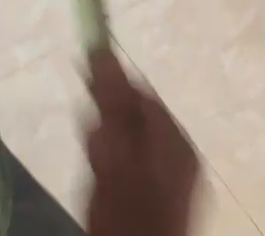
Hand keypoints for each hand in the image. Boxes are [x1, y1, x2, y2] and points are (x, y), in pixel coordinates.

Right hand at [84, 50, 200, 235]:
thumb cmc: (124, 215)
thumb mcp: (113, 156)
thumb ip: (110, 103)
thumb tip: (100, 50)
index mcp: (176, 142)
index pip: (140, 91)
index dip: (110, 83)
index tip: (83, 82)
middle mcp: (181, 155)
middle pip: (137, 114)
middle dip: (107, 122)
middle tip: (93, 143)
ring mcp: (174, 178)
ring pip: (131, 138)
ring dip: (107, 145)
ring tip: (97, 169)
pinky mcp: (162, 196)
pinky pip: (134, 162)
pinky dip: (114, 165)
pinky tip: (105, 181)